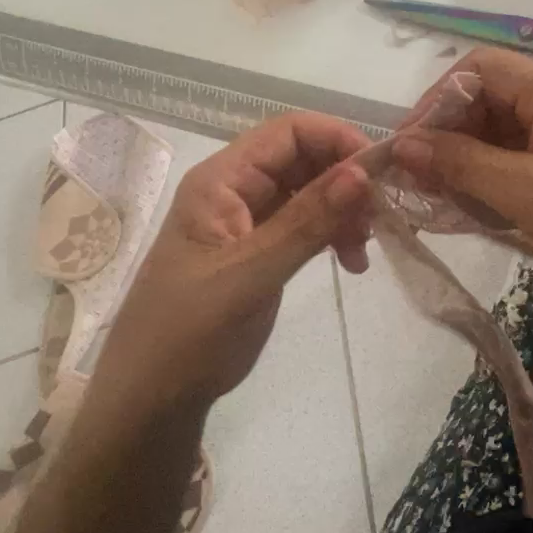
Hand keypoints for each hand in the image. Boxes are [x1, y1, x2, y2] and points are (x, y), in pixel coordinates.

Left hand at [91, 113, 372, 417]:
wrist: (152, 401)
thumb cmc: (189, 334)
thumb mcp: (251, 275)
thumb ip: (307, 221)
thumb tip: (363, 171)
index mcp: (221, 181)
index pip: (289, 132)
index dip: (338, 140)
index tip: (380, 173)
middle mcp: (236, 190)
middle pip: (305, 157)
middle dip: (347, 179)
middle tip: (379, 217)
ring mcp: (249, 220)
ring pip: (312, 190)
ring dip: (345, 210)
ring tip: (364, 248)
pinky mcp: (262, 249)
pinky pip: (308, 222)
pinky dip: (335, 234)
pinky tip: (353, 263)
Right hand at [393, 48, 532, 303]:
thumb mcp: (527, 193)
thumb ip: (462, 164)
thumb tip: (401, 144)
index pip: (483, 69)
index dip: (439, 97)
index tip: (409, 141)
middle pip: (486, 100)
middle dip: (446, 134)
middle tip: (410, 177)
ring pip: (494, 134)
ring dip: (460, 161)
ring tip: (427, 195)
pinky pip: (511, 161)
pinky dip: (482, 180)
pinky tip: (459, 206)